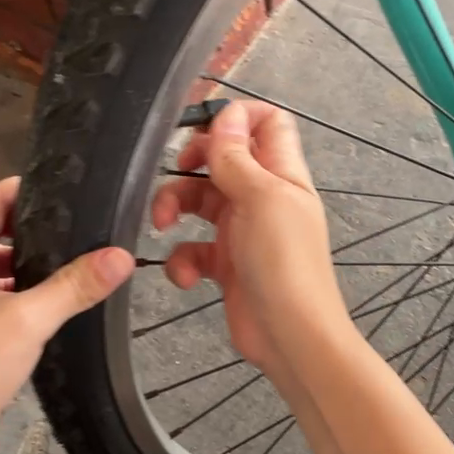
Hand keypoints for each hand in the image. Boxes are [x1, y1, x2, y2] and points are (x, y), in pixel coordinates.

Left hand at [0, 178, 133, 453]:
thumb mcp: (28, 322)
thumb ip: (75, 285)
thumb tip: (122, 256)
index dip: (29, 190)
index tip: (74, 192)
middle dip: (35, 227)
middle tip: (84, 229)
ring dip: (28, 260)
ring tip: (75, 261)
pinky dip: (16, 286)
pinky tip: (50, 297)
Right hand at [151, 101, 350, 377]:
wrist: (291, 336)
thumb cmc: (284, 263)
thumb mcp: (262, 199)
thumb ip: (238, 158)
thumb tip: (226, 117)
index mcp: (281, 174)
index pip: (267, 123)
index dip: (237, 117)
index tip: (204, 130)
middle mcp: (263, 198)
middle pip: (221, 160)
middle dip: (191, 164)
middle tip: (176, 172)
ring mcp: (243, 232)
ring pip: (199, 202)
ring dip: (175, 208)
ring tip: (163, 226)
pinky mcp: (226, 266)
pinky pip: (193, 250)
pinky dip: (182, 260)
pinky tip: (186, 276)